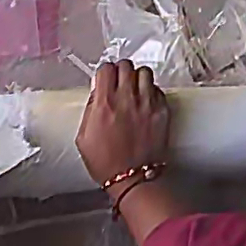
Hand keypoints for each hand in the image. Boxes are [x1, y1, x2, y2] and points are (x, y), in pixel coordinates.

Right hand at [76, 61, 169, 187]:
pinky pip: (158, 89)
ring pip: (145, 72)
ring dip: (138, 77)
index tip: (105, 78)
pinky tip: (146, 101)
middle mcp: (127, 98)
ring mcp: (147, 103)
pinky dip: (151, 91)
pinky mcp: (162, 111)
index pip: (106, 68)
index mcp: (105, 103)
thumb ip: (90, 110)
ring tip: (135, 87)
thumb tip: (97, 92)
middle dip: (121, 70)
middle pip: (126, 65)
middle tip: (120, 80)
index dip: (104, 71)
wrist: (133, 179)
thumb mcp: (83, 137)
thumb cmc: (105, 162)